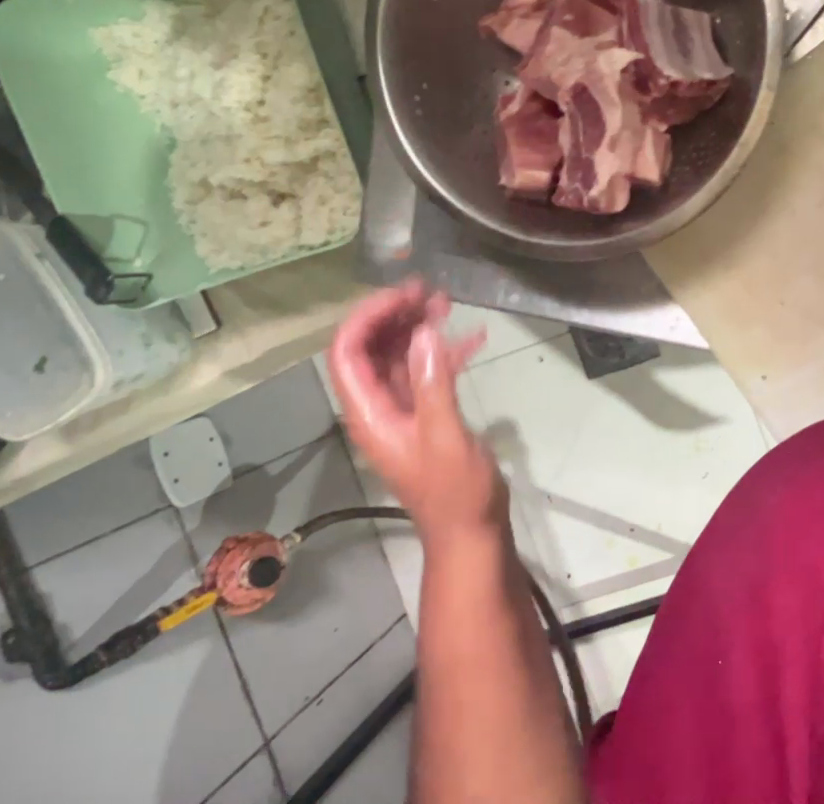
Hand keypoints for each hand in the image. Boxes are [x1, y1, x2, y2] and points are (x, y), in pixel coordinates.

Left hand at [328, 281, 499, 537]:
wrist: (471, 531)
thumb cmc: (455, 491)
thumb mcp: (444, 437)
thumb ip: (432, 383)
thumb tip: (423, 332)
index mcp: (369, 413)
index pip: (347, 353)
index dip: (368, 317)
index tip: (405, 294)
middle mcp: (378, 407)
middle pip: (371, 349)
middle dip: (395, 315)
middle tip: (429, 291)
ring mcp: (403, 411)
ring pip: (400, 356)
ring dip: (419, 328)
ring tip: (447, 302)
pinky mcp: (427, 415)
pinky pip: (428, 373)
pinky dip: (446, 352)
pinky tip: (475, 336)